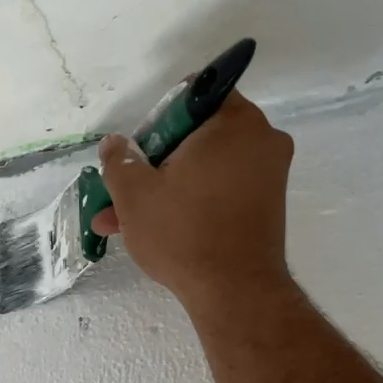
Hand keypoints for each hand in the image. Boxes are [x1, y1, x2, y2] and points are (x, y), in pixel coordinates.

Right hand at [90, 92, 294, 309]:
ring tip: (120, 222)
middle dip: (153, 165)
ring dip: (164, 190)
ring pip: (204, 169)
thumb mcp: (134, 196)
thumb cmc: (182, 232)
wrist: (233, 288)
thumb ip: (119, 162)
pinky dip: (190, 202)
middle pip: (197, 137)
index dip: (160, 118)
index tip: (139, 150)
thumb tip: (114, 143)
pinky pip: (220, 189)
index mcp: (233, 123)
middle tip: (121, 193)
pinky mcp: (266, 202)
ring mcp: (269, 171)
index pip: (198, 94)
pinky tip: (155, 229)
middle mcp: (261, 138)